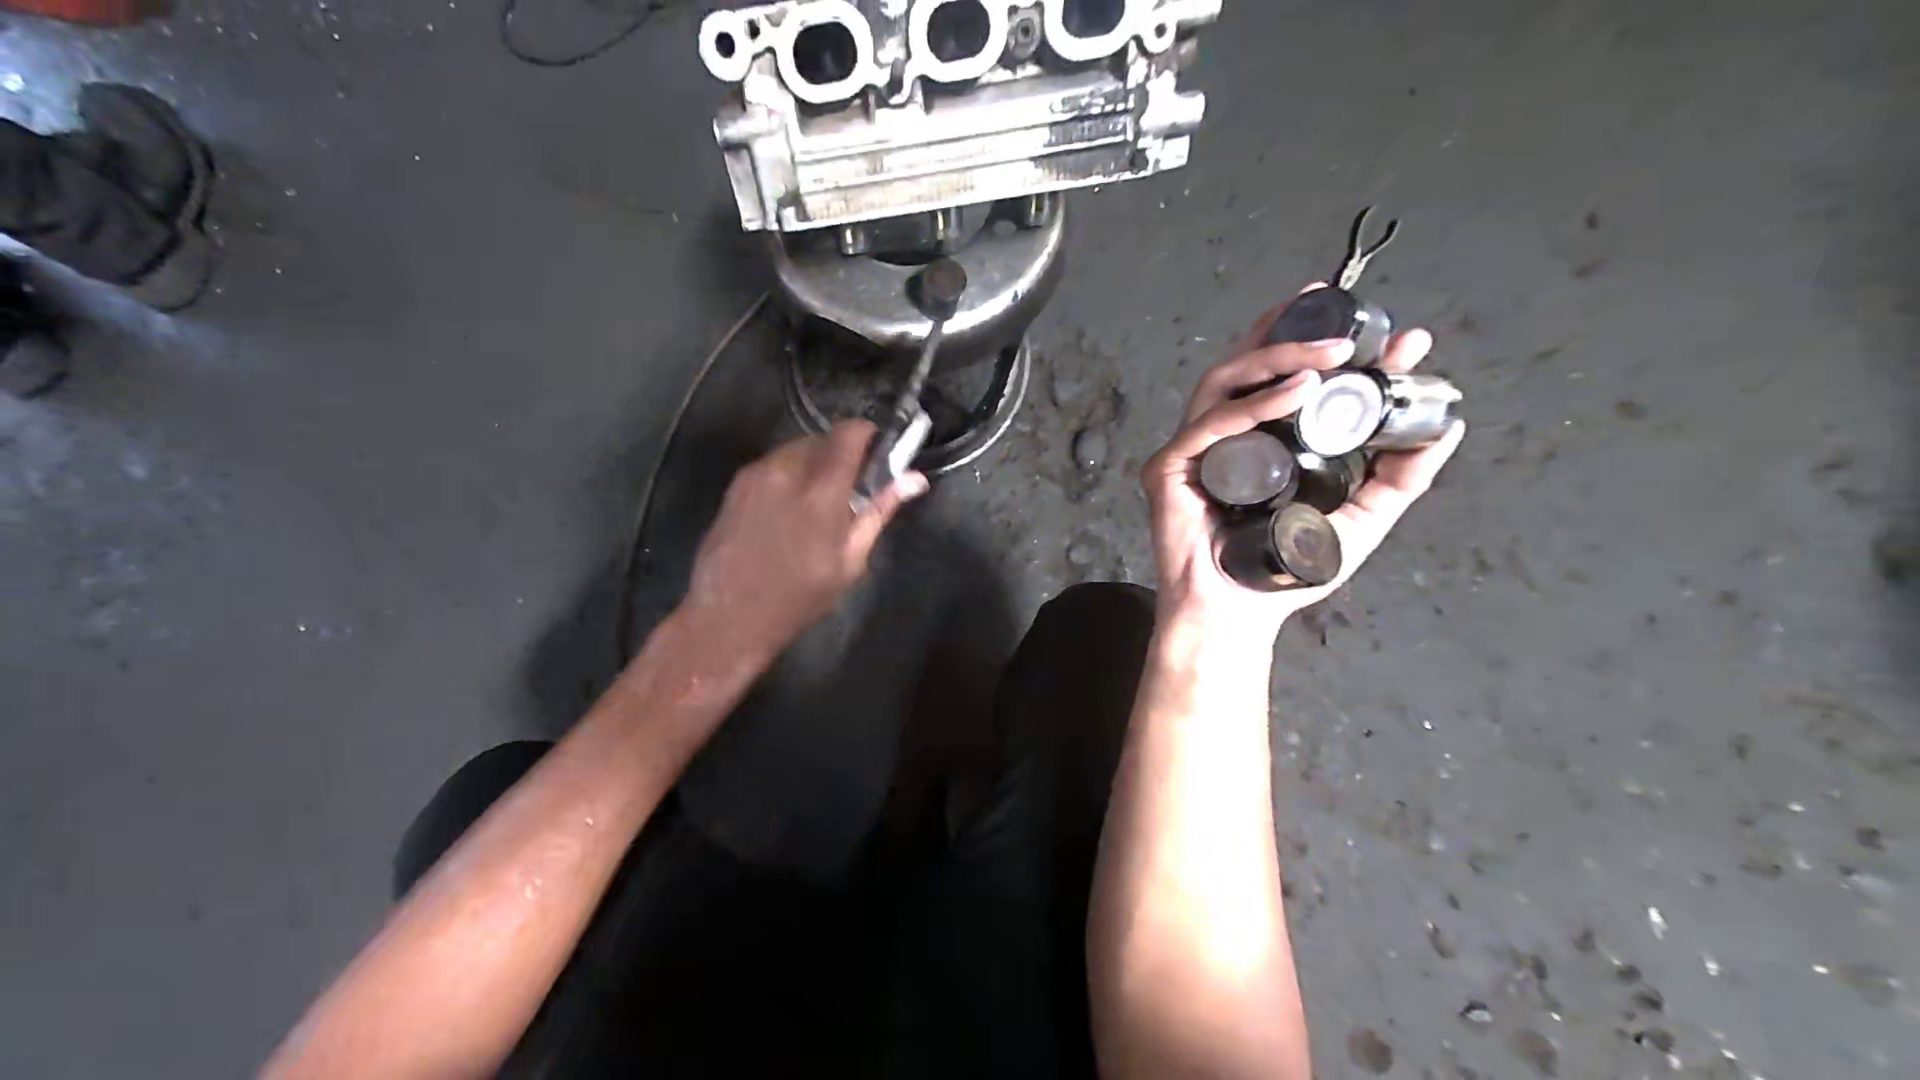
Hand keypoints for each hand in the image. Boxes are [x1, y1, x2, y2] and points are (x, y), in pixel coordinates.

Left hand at [682, 420, 927, 661]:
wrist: (728, 617)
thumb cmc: (798, 598)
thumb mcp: (849, 563)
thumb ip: (878, 513)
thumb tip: (914, 479)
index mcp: (820, 492)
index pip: (849, 434)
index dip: (868, 434)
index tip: (879, 451)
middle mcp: (785, 471)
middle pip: (823, 439)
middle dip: (842, 454)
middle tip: (851, 488)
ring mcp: (755, 475)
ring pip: (796, 449)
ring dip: (815, 464)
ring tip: (819, 503)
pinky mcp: (736, 485)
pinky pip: (773, 464)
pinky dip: (790, 475)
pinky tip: (789, 510)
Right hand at [1143, 287, 1465, 639]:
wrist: (1235, 614)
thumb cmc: (1285, 572)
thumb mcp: (1359, 518)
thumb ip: (1398, 477)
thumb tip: (1448, 426)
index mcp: (1258, 439)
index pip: (1286, 379)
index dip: (1329, 348)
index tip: (1391, 337)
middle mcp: (1223, 434)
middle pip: (1248, 366)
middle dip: (1293, 332)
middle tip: (1345, 322)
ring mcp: (1193, 448)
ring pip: (1225, 381)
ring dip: (1277, 358)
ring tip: (1332, 357)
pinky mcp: (1169, 467)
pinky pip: (1209, 425)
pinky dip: (1251, 405)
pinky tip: (1295, 391)